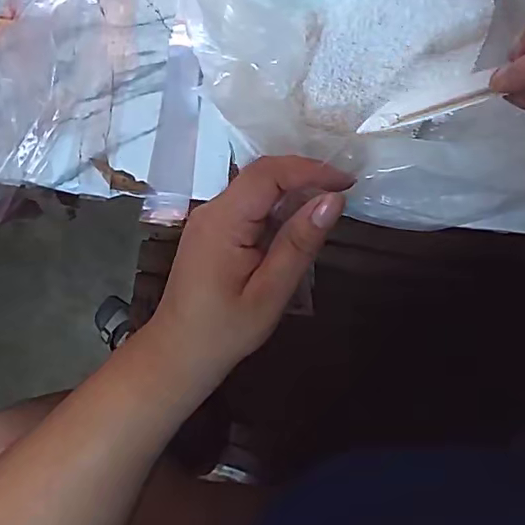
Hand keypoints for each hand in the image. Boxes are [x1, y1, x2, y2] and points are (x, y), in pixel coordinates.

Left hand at [140, 156, 351, 388]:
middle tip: (344, 190)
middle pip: (261, 174)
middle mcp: (212, 209)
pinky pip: (250, 203)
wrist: (178, 355)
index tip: (346, 182)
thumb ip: (299, 243)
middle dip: (305, 175)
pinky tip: (300, 221)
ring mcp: (210, 217)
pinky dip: (279, 205)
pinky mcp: (214, 228)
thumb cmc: (224, 330)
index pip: (267, 174)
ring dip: (294, 189)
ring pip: (256, 186)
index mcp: (222, 221)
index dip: (309, 169)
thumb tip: (333, 200)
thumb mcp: (270, 292)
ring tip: (329, 203)